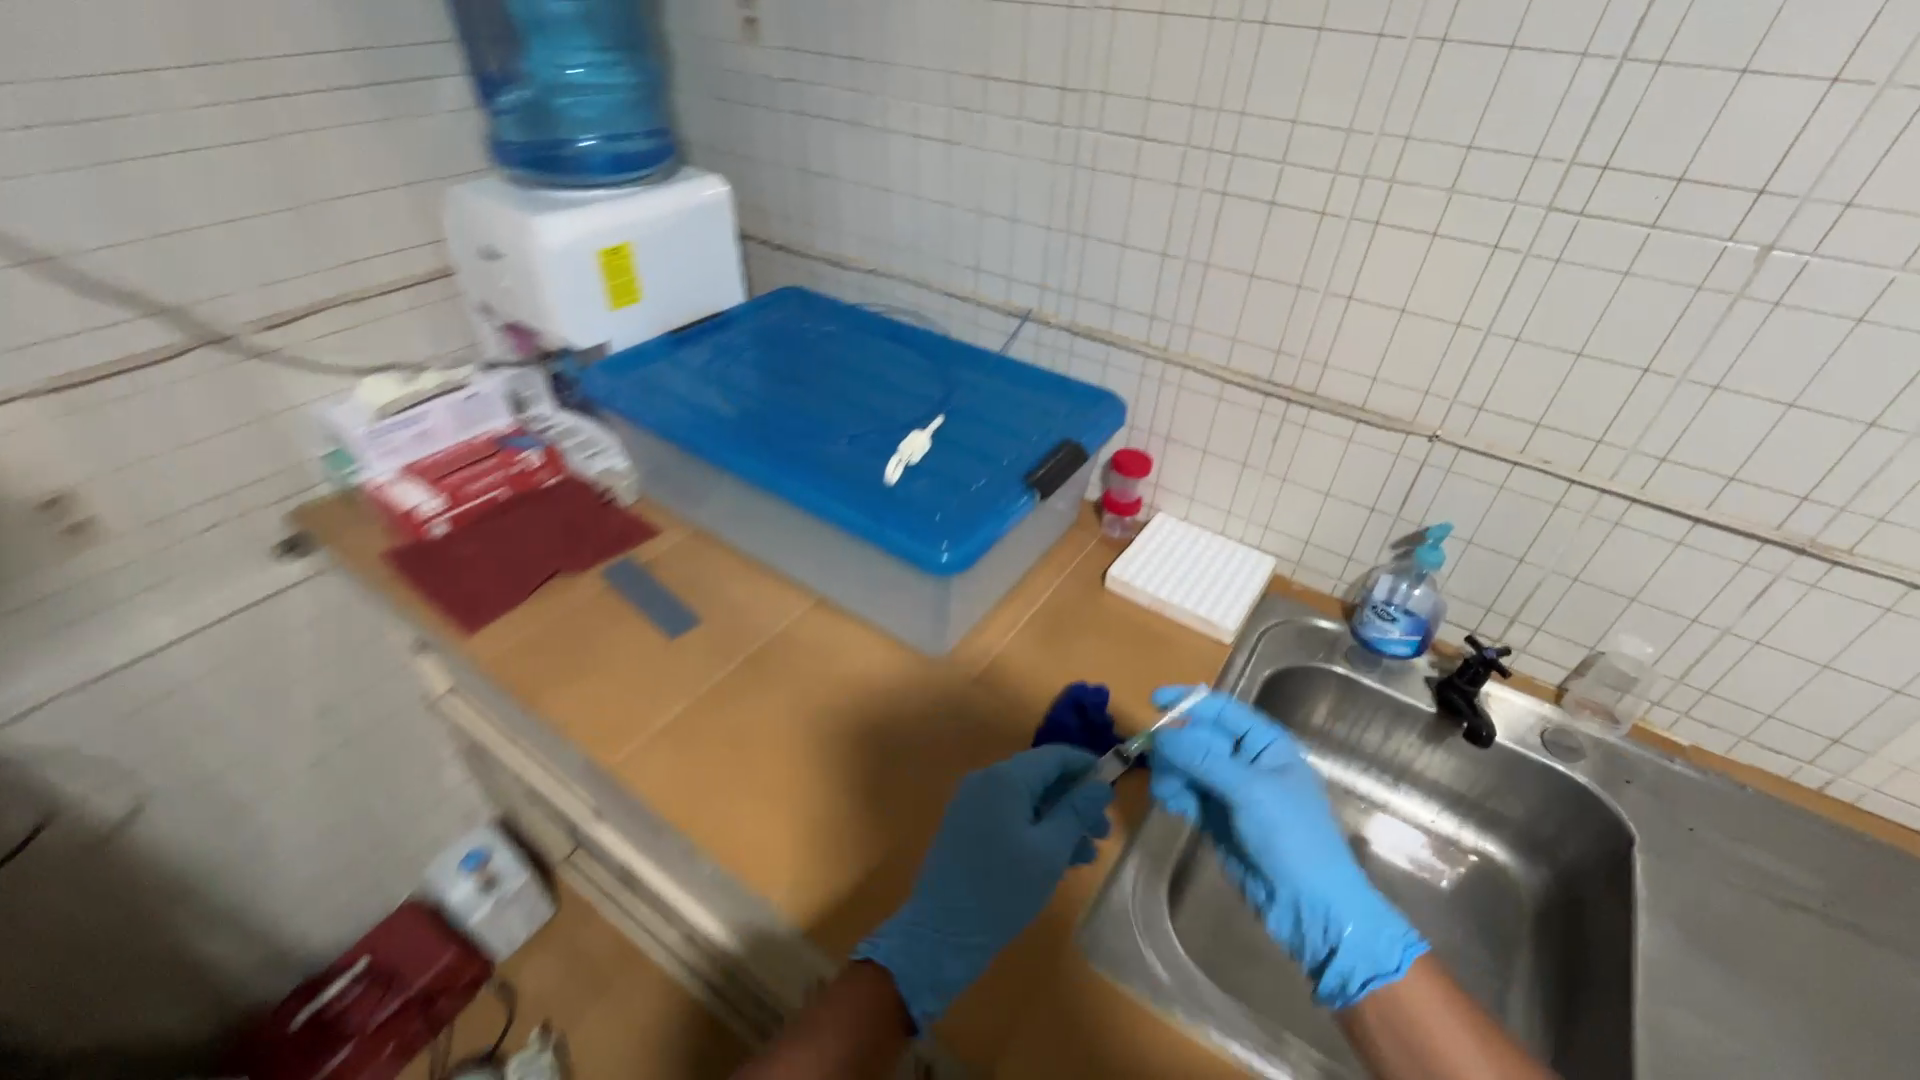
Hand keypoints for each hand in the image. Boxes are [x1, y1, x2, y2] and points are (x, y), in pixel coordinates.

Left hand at [853, 746, 1113, 1031]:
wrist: (943, 932)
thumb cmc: (1002, 889)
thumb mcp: (1050, 850)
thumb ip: (1077, 811)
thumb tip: (1100, 784)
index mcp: (1004, 779)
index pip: (1054, 756)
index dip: (1086, 767)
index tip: (1112, 789)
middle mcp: (985, 781)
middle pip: (1040, 777)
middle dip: (1074, 801)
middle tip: (1102, 834)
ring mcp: (972, 804)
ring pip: (1026, 800)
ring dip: (1058, 820)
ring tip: (1085, 856)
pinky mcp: (966, 827)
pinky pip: (1009, 816)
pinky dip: (1035, 830)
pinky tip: (1056, 861)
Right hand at [1148, 686, 1427, 1008]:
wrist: (1309, 906)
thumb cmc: (1292, 838)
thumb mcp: (1249, 792)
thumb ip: (1204, 759)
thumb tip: (1162, 734)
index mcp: (1267, 745)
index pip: (1222, 710)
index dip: (1189, 703)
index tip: (1153, 704)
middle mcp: (1247, 762)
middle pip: (1199, 737)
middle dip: (1176, 747)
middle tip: (1158, 763)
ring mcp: (1231, 792)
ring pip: (1188, 766)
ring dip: (1172, 774)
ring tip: (1168, 794)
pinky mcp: (1217, 819)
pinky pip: (1187, 793)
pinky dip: (1175, 795)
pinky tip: (1172, 808)